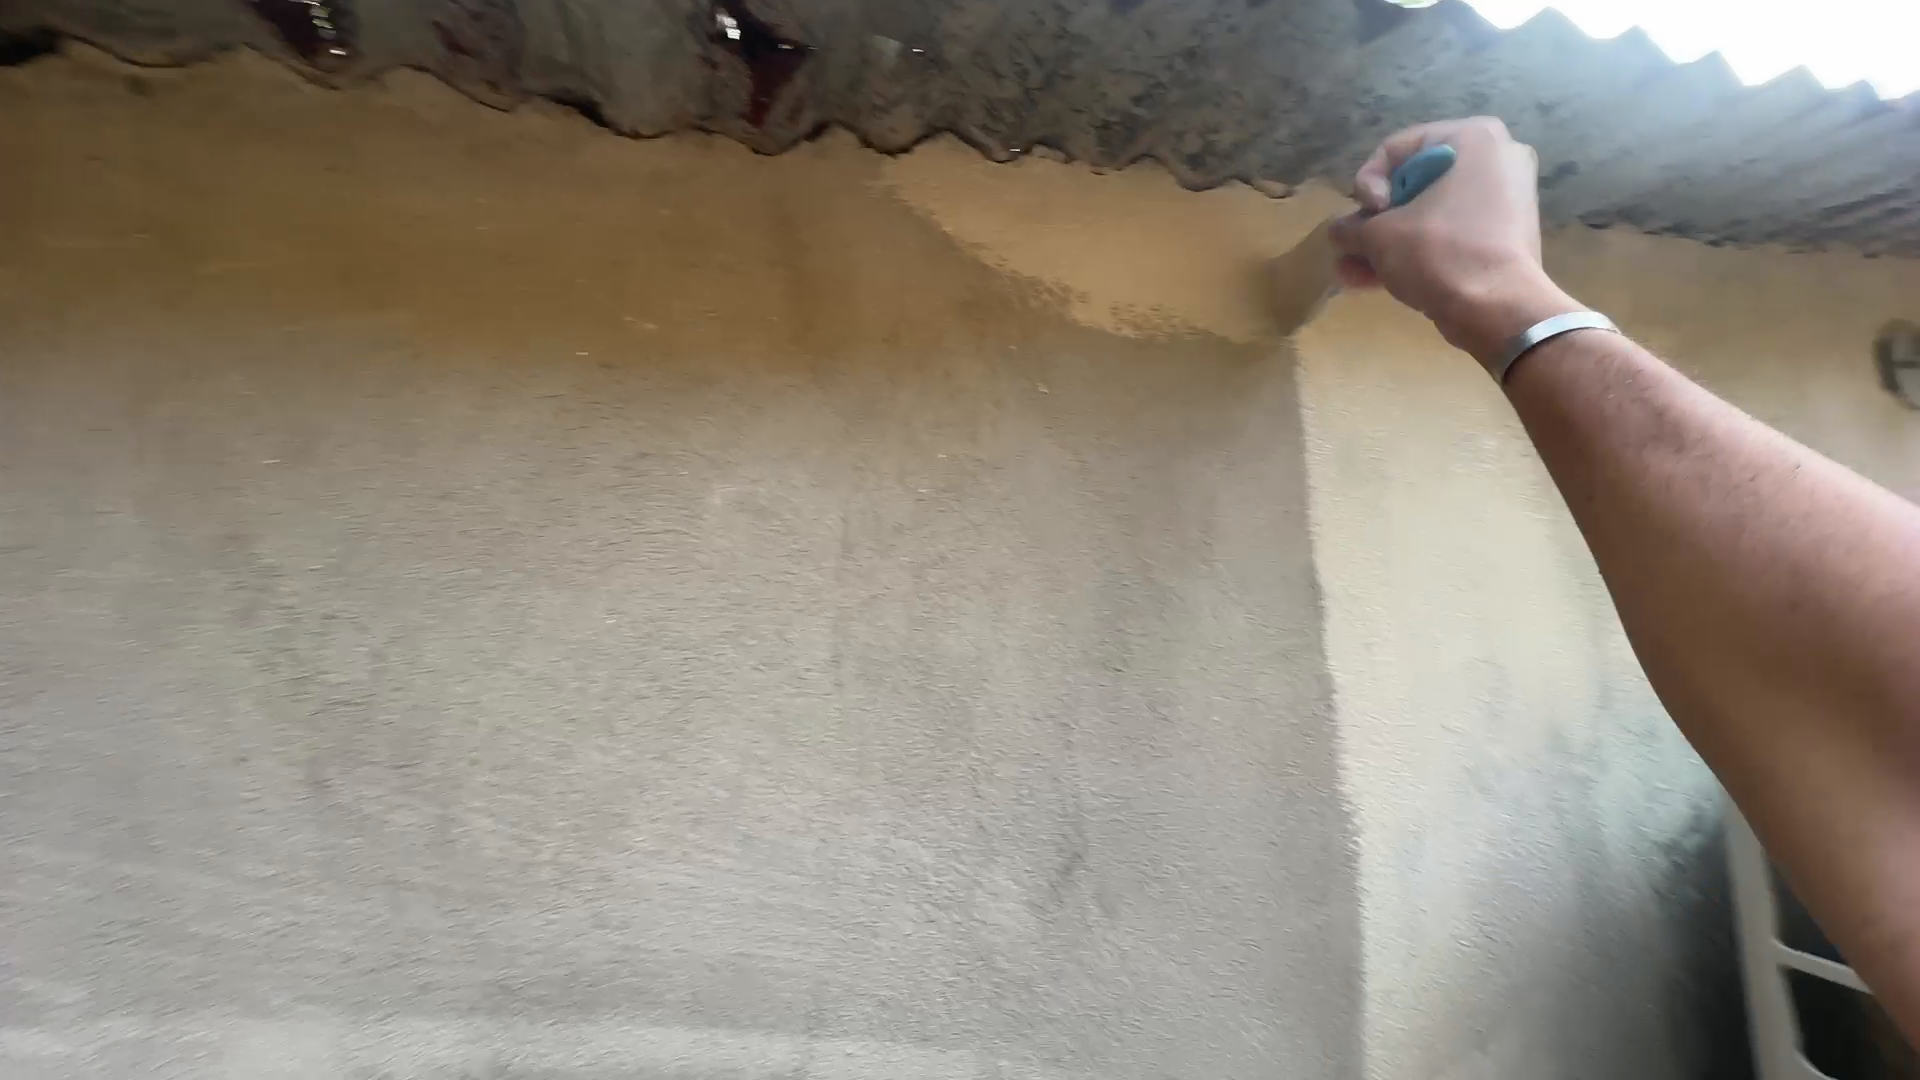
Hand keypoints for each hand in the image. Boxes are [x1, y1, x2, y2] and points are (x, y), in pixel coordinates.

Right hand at [1329, 117, 1576, 361]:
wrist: (1496, 306)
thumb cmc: (1439, 253)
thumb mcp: (1376, 236)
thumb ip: (1348, 227)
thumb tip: (1339, 231)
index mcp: (1471, 138)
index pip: (1394, 150)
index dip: (1366, 185)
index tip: (1368, 217)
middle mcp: (1494, 157)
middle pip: (1409, 185)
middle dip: (1372, 223)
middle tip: (1351, 251)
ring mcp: (1501, 197)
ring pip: (1424, 214)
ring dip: (1384, 243)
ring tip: (1350, 273)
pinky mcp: (1500, 233)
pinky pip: (1445, 233)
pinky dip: (1413, 251)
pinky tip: (1375, 280)